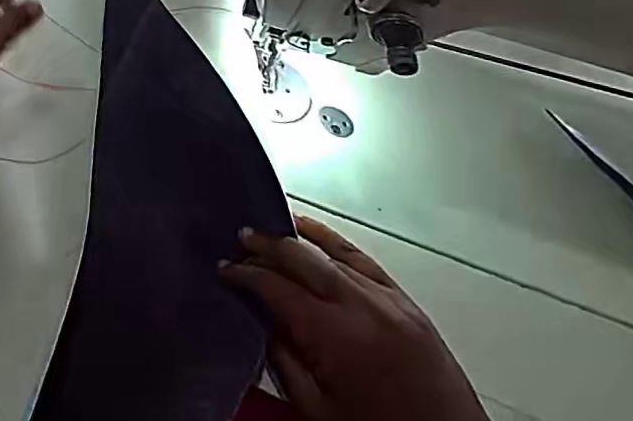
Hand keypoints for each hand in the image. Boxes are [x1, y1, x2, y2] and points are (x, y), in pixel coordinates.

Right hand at [222, 216, 488, 420]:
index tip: (225, 270)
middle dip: (263, 247)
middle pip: (298, 258)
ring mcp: (387, 300)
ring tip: (266, 237)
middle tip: (238, 243)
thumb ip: (284, 358)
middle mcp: (360, 306)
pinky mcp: (406, 302)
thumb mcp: (318, 409)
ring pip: (326, 252)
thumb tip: (262, 319)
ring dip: (292, 242)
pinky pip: (360, 258)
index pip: (275, 287)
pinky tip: (310, 230)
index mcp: (335, 336)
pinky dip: (331, 240)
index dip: (244, 275)